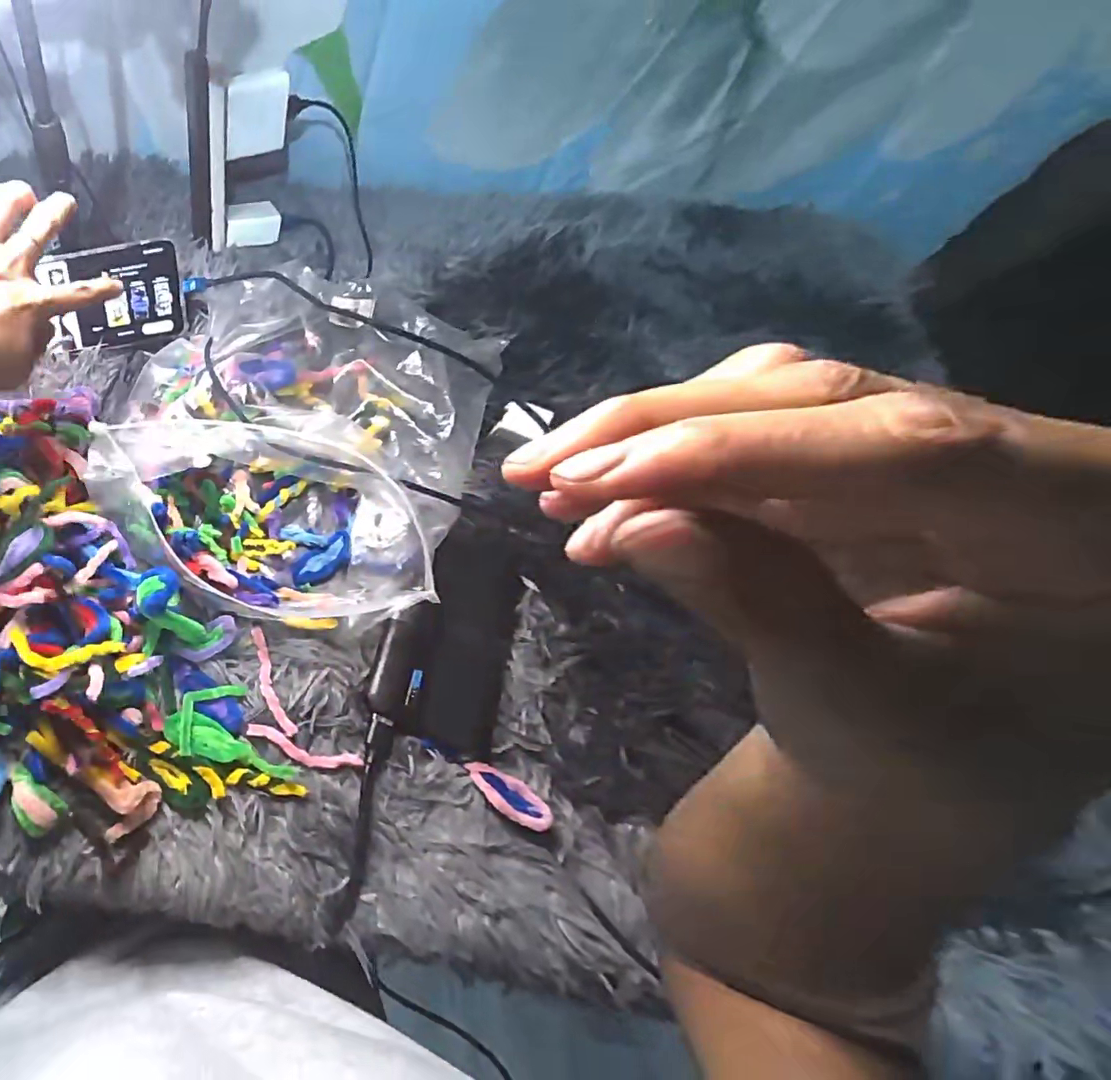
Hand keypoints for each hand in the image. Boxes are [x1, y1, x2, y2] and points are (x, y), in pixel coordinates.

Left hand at [0, 181, 120, 405]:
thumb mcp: (17, 369)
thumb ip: (35, 344)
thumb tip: (42, 328)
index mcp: (33, 303)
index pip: (77, 295)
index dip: (100, 290)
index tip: (114, 285)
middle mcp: (9, 266)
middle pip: (42, 228)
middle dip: (58, 211)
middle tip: (65, 202)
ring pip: (2, 205)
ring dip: (16, 195)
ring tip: (21, 193)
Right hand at [502, 344, 1110, 799]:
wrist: (918, 773)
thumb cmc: (917, 764)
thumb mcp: (849, 704)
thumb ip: (756, 606)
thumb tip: (633, 525)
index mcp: (1078, 521)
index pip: (903, 446)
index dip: (733, 451)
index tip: (594, 477)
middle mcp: (1002, 458)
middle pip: (808, 398)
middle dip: (653, 428)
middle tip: (535, 470)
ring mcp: (904, 458)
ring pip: (754, 402)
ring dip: (635, 441)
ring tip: (547, 492)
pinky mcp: (832, 473)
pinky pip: (726, 445)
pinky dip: (645, 474)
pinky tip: (591, 514)